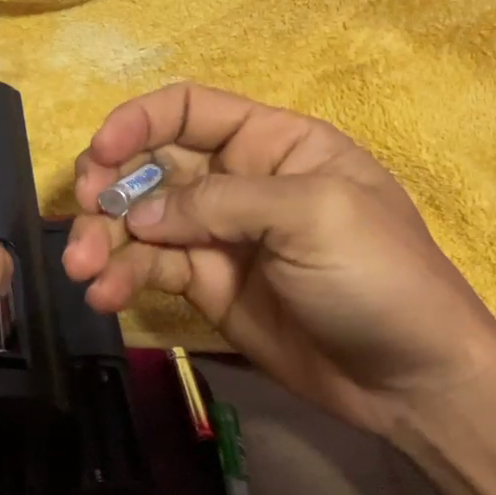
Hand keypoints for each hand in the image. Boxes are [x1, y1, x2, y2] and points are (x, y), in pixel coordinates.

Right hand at [62, 83, 495, 434]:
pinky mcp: (199, 283)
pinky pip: (145, 267)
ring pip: (134, 218)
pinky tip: (104, 296)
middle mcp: (232, 180)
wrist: (412, 384)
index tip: (101, 152)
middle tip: (83, 211)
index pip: (188, 110)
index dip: (137, 121)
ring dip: (99, 238)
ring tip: (83, 270)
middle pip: (146, 162)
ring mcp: (212, 234)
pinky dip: (118, 277)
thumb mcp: (315, 216)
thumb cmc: (382, 278)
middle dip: (106, 183)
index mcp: (271, 144)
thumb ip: (222, 201)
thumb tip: (139, 214)